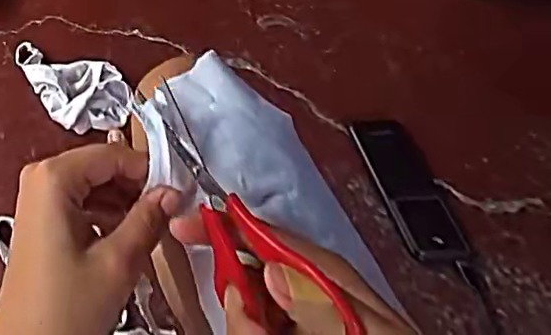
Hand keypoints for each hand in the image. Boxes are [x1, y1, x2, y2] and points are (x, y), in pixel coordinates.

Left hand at [0, 144, 183, 334]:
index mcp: (53, 177)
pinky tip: (123, 239)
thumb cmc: (54, 316)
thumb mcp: (115, 264)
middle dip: (135, 188)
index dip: (148, 170)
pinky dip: (105, 215)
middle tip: (165, 210)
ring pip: (94, 184)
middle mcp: (41, 178)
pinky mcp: (40, 218)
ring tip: (148, 228)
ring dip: (123, 204)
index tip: (174, 187)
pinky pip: (81, 201)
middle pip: (103, 166)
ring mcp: (38, 198)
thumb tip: (169, 194)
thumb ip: (148, 221)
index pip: (114, 153)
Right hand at [171, 210, 416, 334]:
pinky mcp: (296, 332)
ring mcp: (301, 317)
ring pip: (250, 311)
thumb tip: (271, 270)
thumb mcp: (366, 330)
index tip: (184, 228)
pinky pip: (260, 328)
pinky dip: (254, 332)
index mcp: (323, 271)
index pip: (262, 234)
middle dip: (238, 304)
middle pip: (248, 277)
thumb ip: (320, 303)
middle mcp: (308, 289)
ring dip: (248, 326)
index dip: (221, 226)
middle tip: (252, 327)